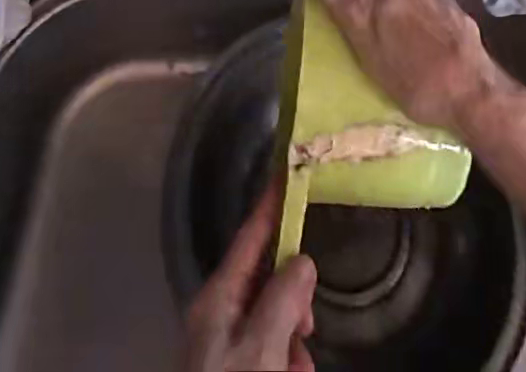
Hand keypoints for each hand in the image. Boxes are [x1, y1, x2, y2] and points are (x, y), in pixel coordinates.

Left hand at [184, 181, 317, 371]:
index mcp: (216, 295)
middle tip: (309, 324)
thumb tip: (302, 259)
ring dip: (294, 335)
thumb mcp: (261, 348)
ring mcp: (225, 337)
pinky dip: (287, 356)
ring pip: (274, 313)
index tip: (286, 173)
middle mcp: (218, 309)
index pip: (248, 237)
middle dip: (294, 294)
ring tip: (299, 367)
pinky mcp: (235, 362)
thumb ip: (283, 300)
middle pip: (266, 276)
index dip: (269, 205)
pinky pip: (271, 343)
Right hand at [319, 0, 512, 132]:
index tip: (339, 11)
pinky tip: (434, 45)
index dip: (344, 2)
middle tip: (381, 39)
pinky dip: (428, 21)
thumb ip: (352, 22)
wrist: (475, 96)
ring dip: (405, 14)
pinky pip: (432, 10)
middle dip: (378, 10)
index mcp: (382, 3)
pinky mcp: (457, 10)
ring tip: (410, 44)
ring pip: (409, 0)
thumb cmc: (417, 86)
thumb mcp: (373, 62)